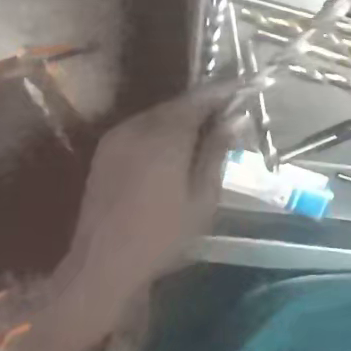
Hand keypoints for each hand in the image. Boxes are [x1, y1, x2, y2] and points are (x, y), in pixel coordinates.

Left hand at [63, 83, 238, 290]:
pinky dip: (163, 130)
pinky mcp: (105, 152)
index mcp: (165, 136)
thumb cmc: (162, 236)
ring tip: (208, 129)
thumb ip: (217, 152)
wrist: (103, 263)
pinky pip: (141, 128)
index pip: (200, 98)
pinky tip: (176, 146)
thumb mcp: (202, 198)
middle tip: (231, 111)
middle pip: (177, 104)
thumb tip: (235, 118)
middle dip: (204, 103)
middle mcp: (137, 127)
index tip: (247, 87)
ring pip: (157, 115)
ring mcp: (116, 138)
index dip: (225, 91)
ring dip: (183, 117)